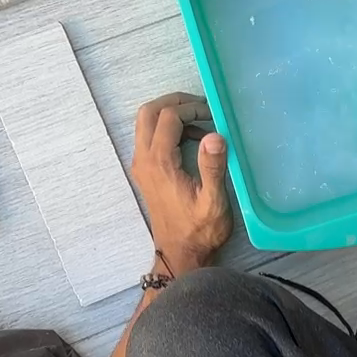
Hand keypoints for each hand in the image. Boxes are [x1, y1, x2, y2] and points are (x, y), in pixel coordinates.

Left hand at [131, 93, 231, 273]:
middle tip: (202, 107)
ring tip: (201, 121)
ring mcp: (142, 165)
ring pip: (145, 122)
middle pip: (148, 112)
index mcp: (160, 163)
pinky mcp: (146, 171)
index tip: (214, 116)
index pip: (168, 116)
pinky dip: (168, 127)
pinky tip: (193, 139)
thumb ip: (212, 167)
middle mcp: (144, 160)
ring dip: (170, 113)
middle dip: (174, 102)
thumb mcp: (213, 201)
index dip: (191, 109)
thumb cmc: (200, 231)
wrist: (181, 254)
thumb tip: (214, 135)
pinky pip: (150, 136)